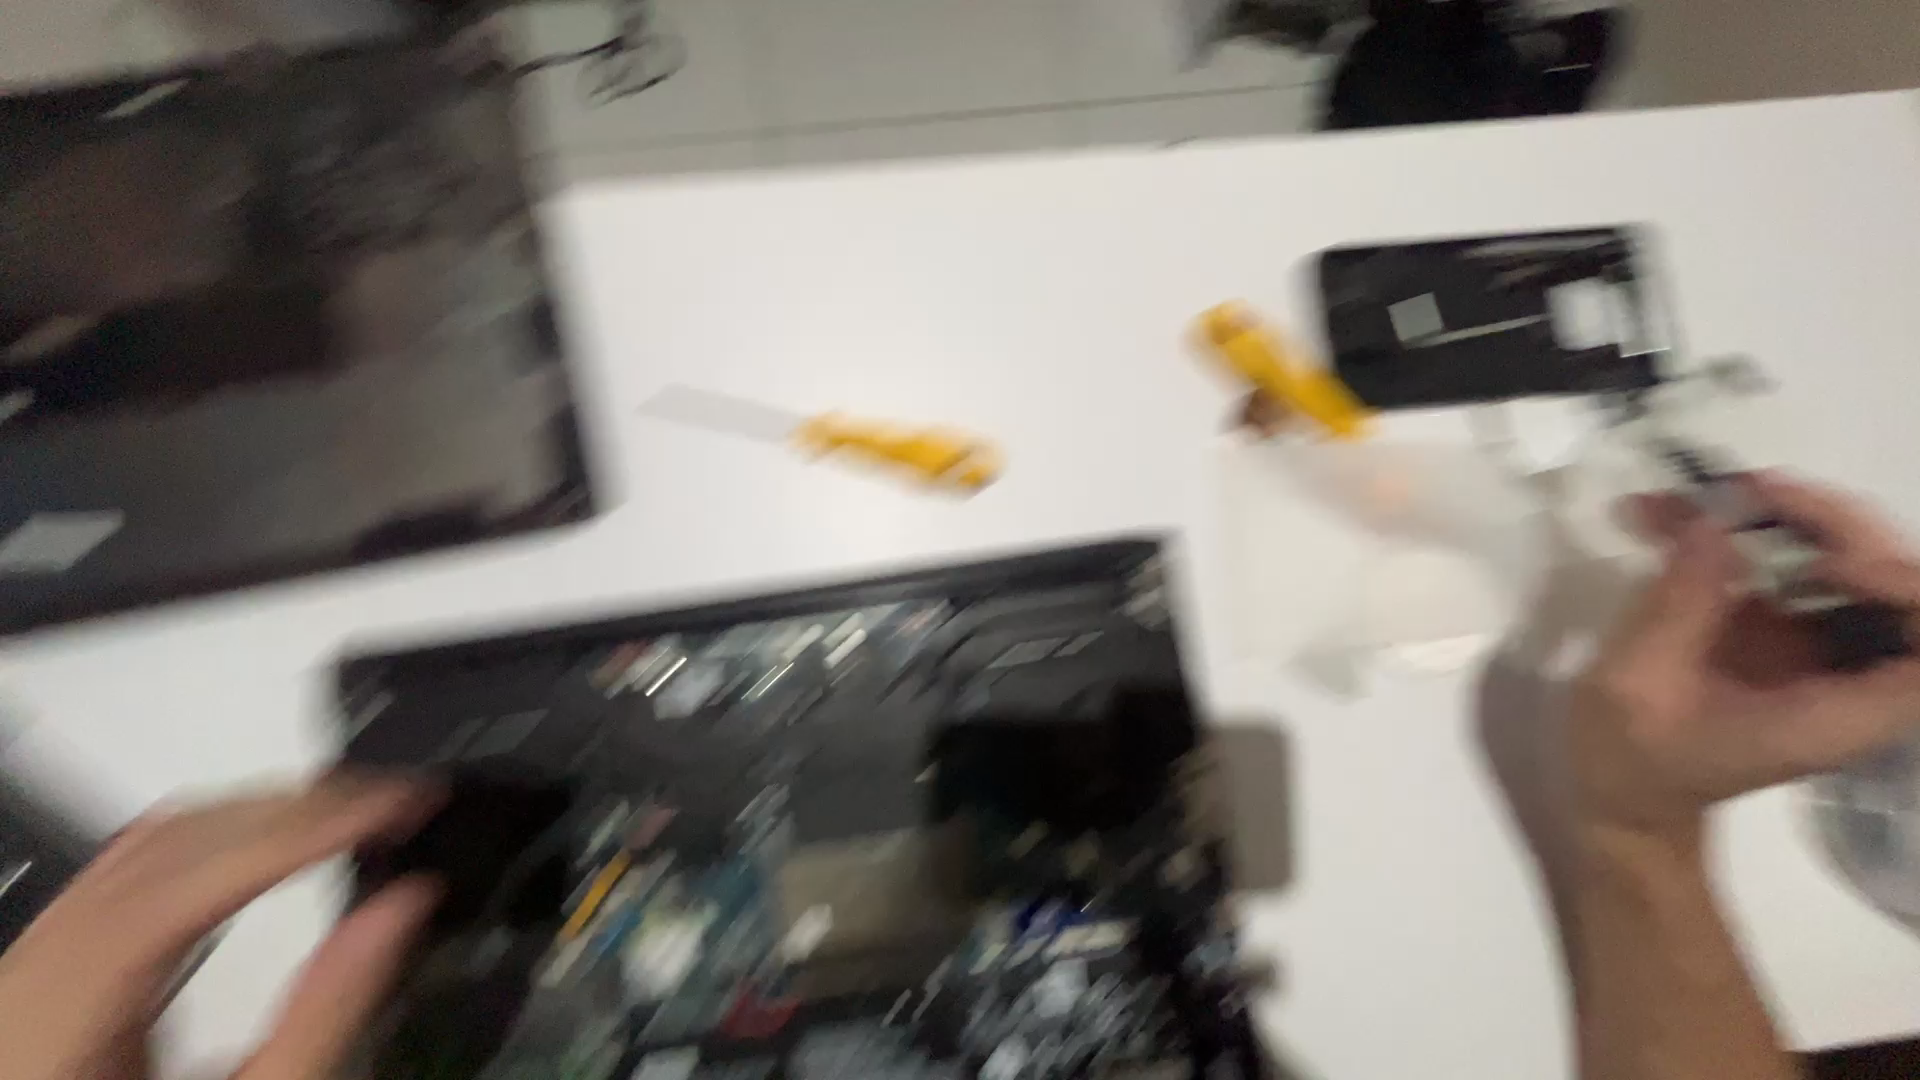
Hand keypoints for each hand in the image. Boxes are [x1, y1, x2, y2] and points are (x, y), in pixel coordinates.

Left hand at [0, 776, 440, 1079]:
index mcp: (49, 1040)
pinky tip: (293, 828)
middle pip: (173, 845)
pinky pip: (143, 854)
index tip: (394, 806)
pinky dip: (235, 825)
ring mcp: (32, 966)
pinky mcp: (63, 955)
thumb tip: (403, 905)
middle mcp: (21, 991)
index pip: (178, 892)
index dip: (299, 833)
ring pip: (161, 836)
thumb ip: (326, 1013)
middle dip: (306, 807)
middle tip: (398, 801)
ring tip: (362, 808)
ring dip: (277, 808)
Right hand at [1574, 472, 1919, 837]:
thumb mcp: (1637, 684)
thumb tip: (1710, 523)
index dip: (1903, 586)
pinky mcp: (1769, 636)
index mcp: (1848, 709)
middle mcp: (1853, 673)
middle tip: (1746, 491)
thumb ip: (1677, 606)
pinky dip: (1726, 540)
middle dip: (1831, 527)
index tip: (1820, 563)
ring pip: (1832, 564)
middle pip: (1893, 584)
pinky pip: (1772, 572)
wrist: (1623, 797)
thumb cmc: (1631, 757)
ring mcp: (1811, 650)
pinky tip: (1664, 520)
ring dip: (1772, 521)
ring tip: (1686, 496)